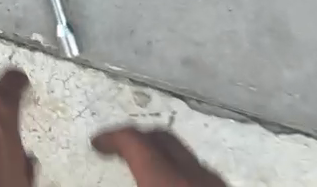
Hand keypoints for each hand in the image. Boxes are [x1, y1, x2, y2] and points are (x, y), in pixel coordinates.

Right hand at [92, 127, 226, 186]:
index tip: (97, 141)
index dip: (111, 136)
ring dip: (163, 154)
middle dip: (138, 137)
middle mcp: (196, 174)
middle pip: (162, 138)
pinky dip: (182, 170)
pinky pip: (201, 172)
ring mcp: (219, 184)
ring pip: (186, 155)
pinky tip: (176, 184)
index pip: (133, 138)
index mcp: (166, 178)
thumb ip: (125, 179)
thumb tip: (114, 174)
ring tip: (146, 167)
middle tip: (118, 147)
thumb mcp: (150, 185)